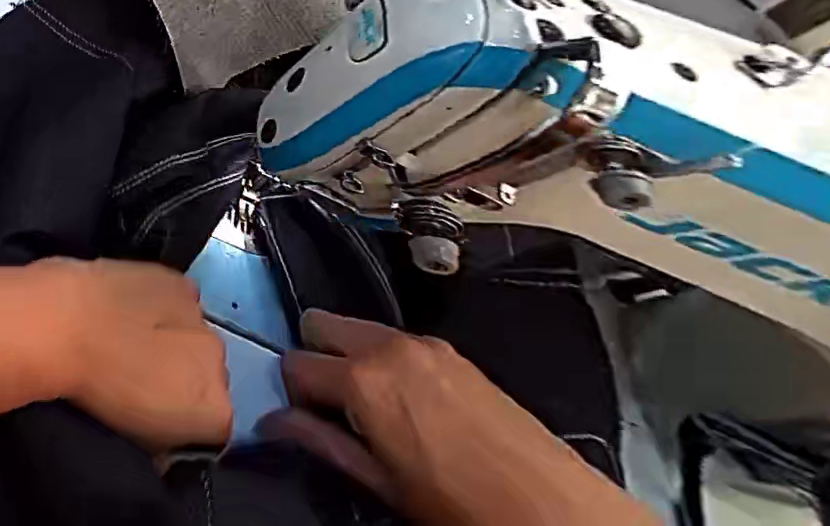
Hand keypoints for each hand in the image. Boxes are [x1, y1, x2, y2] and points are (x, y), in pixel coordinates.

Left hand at [30, 258, 231, 450]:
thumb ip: (166, 437)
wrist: (70, 322)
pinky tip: (136, 309)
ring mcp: (201, 315)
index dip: (183, 422)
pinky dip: (168, 306)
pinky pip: (183, 300)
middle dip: (183, 377)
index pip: (213, 424)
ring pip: (196, 336)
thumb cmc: (98, 391)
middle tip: (142, 379)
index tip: (154, 417)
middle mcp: (219, 360)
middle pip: (209, 375)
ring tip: (134, 340)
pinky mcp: (179, 280)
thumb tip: (162, 431)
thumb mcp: (136, 436)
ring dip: (176, 339)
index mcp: (216, 409)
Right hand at [261, 310, 657, 525]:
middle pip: (317, 322)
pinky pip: (392, 338)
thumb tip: (273, 424)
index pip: (295, 364)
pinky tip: (409, 403)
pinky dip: (382, 358)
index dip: (292, 394)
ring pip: (356, 327)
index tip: (306, 419)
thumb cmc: (459, 509)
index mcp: (363, 381)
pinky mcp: (447, 346)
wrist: (556, 509)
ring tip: (373, 409)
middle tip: (333, 406)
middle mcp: (385, 345)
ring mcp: (419, 340)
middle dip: (314, 357)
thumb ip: (323, 445)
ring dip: (348, 356)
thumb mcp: (384, 486)